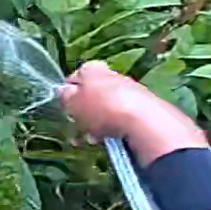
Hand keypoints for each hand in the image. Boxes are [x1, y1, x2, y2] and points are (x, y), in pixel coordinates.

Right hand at [57, 61, 208, 165]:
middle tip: (76, 123)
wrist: (145, 122)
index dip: (70, 88)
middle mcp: (114, 76)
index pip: (78, 73)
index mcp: (94, 70)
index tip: (66, 102)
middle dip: (83, 109)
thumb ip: (65, 95)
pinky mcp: (145, 107)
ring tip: (90, 137)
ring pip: (105, 106)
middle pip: (92, 92)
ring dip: (95, 121)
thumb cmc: (100, 109)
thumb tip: (65, 91)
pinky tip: (106, 139)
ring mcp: (132, 91)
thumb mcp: (72, 102)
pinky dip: (112, 127)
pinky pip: (120, 117)